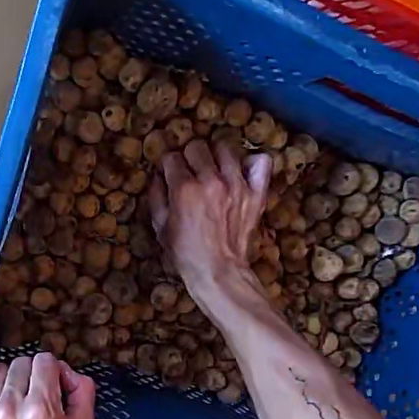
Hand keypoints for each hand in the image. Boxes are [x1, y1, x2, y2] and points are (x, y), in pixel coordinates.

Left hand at [0, 352, 94, 418]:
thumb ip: (82, 393)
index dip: (51, 370)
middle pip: (18, 365)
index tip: (51, 383)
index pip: (43, 361)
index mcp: (40, 407)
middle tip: (32, 398)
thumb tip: (68, 373)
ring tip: (9, 408)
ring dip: (4, 386)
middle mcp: (8, 408)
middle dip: (29, 377)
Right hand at [148, 139, 274, 296]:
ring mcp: (237, 185)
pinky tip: (241, 172)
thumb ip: (157, 195)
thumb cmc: (186, 253)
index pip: (172, 157)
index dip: (169, 166)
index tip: (171, 175)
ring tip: (214, 170)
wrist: (219, 271)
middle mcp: (211, 180)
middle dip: (189, 157)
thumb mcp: (160, 226)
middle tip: (190, 172)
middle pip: (197, 146)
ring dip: (215, 157)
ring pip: (225, 149)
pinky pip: (261, 163)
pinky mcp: (256, 193)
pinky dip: (251, 163)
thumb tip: (159, 175)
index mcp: (184, 188)